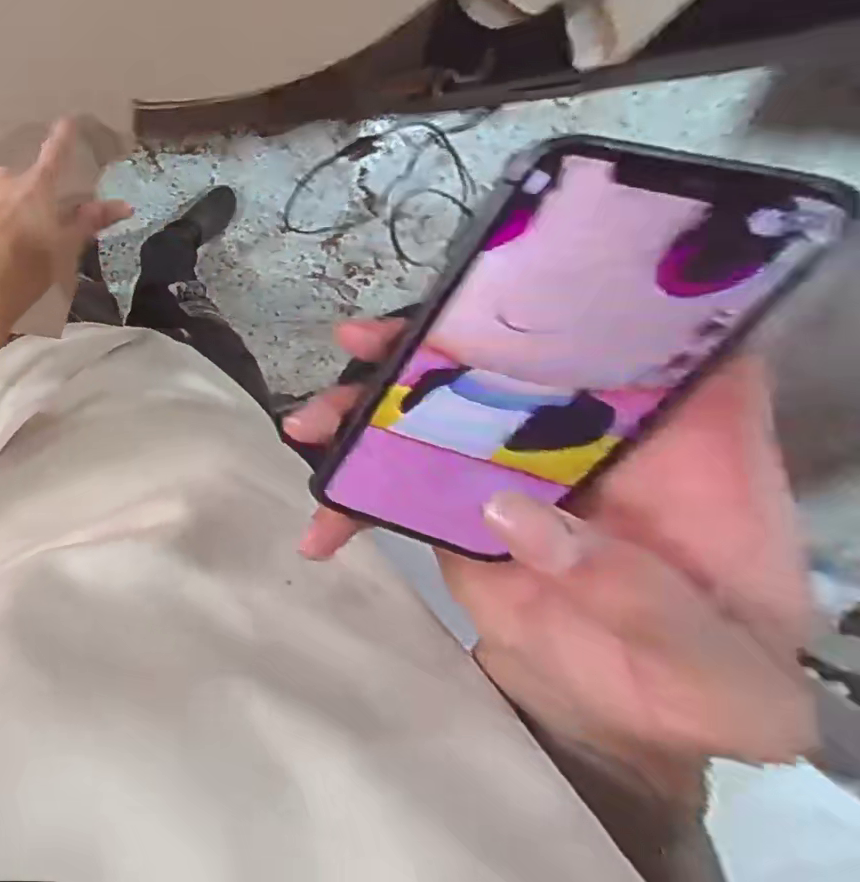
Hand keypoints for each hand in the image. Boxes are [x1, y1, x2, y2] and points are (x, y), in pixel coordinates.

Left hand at [0, 117, 131, 365]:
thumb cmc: (22, 278)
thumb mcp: (61, 253)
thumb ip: (88, 222)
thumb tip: (123, 205)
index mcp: (36, 188)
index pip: (56, 153)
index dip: (63, 137)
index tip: (67, 121)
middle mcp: (2, 178)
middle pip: (17, 181)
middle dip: (21, 198)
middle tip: (20, 231)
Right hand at [284, 319, 815, 797]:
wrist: (611, 713)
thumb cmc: (700, 689)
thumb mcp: (711, 667)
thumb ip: (633, 592)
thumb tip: (508, 513)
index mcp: (680, 455)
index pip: (649, 353)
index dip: (583, 311)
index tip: (497, 304)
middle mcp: (587, 442)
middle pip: (504, 367)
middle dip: (421, 349)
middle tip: (354, 345)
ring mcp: (509, 468)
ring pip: (430, 412)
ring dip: (360, 414)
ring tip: (306, 430)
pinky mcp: (451, 498)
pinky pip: (392, 478)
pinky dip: (348, 499)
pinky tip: (318, 529)